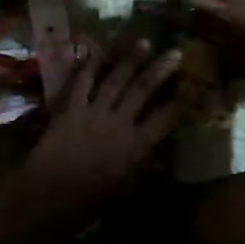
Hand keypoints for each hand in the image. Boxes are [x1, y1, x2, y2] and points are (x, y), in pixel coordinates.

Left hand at [22, 42, 183, 212]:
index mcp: (136, 147)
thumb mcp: (123, 191)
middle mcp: (119, 124)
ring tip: (143, 42)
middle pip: (143, 91)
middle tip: (174, 52)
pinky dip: (91, 65)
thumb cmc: (86, 202)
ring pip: (116, 80)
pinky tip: (100, 52)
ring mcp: (93, 113)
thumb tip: (158, 162)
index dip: (183, 100)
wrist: (48, 196)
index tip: (196, 84)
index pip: (166, 118)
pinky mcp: (70, 109)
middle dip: (160, 70)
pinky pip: (83, 82)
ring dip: (130, 60)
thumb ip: (142, 173)